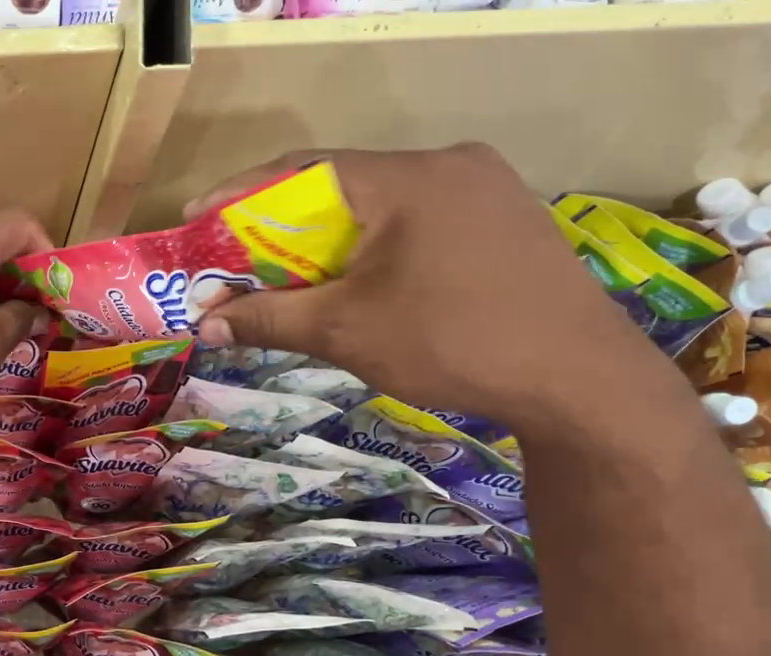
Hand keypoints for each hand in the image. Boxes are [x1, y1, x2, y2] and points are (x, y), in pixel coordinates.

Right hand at [188, 144, 678, 430]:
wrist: (574, 376)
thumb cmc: (449, 342)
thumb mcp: (342, 331)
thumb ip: (267, 319)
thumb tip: (204, 326)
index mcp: (407, 179)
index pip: (302, 170)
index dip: (240, 196)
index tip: (196, 219)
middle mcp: (447, 166)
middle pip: (338, 187)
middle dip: (277, 230)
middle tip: (234, 266)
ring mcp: (483, 189)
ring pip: (376, 207)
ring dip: (322, 244)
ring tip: (284, 284)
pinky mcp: (500, 220)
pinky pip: (412, 223)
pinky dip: (367, 250)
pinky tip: (350, 287)